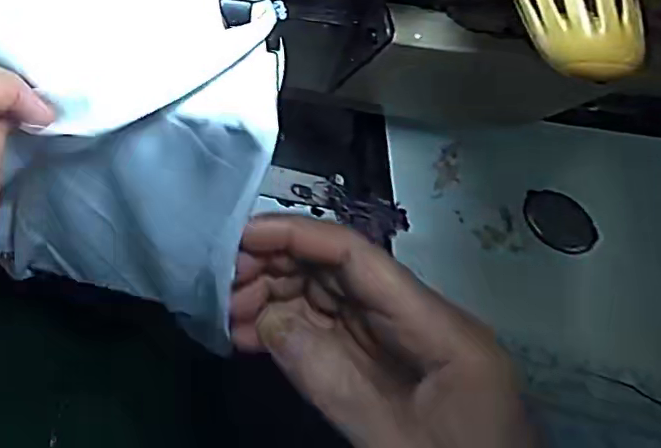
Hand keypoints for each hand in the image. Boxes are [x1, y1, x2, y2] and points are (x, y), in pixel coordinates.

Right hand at [229, 215, 537, 447]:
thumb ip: (329, 377)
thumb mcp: (397, 443)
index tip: (238, 238)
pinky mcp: (380, 365)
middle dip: (271, 269)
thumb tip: (263, 320)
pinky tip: (246, 335)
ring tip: (226, 314)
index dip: (290, 234)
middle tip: (221, 284)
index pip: (353, 252)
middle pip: (330, 268)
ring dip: (268, 299)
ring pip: (319, 294)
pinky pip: (322, 329)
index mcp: (438, 328)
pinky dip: (281, 327)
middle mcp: (415, 321)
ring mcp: (396, 342)